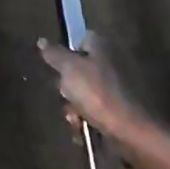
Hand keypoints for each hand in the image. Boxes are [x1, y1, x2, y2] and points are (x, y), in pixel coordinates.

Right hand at [38, 35, 155, 141]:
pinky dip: (84, 120)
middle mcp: (110, 64)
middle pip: (79, 69)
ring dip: (73, 106)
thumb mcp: (69, 69)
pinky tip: (81, 128)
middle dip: (66, 85)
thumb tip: (42, 40)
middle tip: (64, 95)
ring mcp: (114, 89)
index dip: (67, 50)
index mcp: (102, 47)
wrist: (127, 129)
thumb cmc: (96, 92)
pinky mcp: (116, 111)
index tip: (57, 65)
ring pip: (83, 93)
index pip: (82, 39)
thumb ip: (55, 54)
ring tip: (73, 117)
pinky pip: (92, 111)